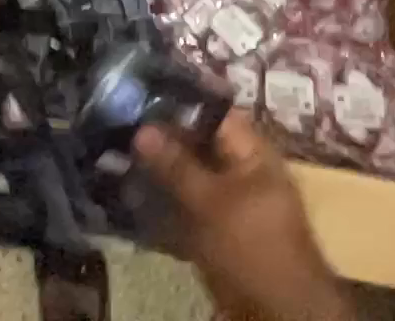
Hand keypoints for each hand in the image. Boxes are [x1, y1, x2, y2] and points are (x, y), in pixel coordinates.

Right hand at [134, 111, 353, 320]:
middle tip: (117, 126)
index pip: (213, 112)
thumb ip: (176, 164)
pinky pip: (184, 207)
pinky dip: (161, 203)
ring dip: (156, 172)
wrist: (279, 316)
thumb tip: (142, 127)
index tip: (138, 95)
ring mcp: (229, 204)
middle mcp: (242, 172)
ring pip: (186, 176)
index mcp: (252, 154)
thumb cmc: (253, 248)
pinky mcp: (216, 232)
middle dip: (160, 139)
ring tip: (115, 157)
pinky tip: (129, 196)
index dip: (178, 102)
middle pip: (196, 144)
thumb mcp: (212, 202)